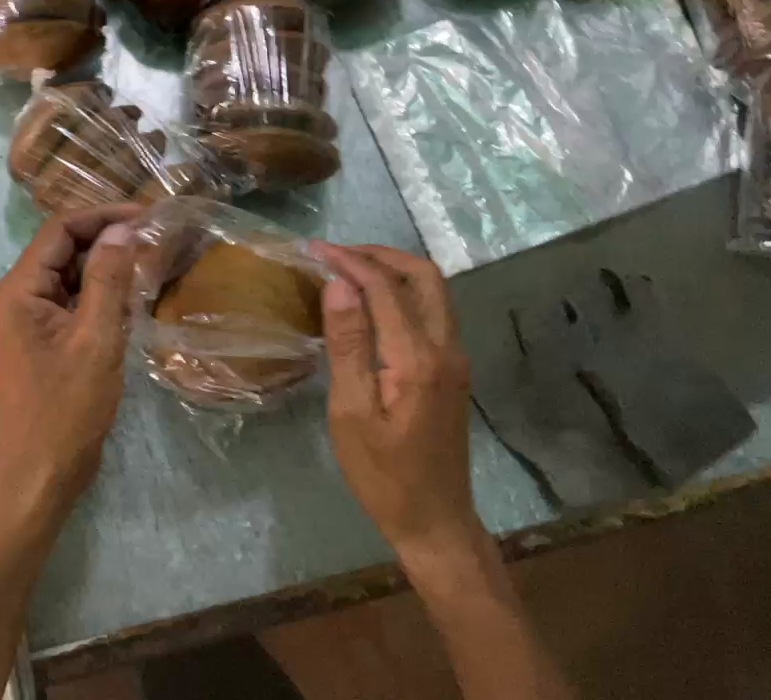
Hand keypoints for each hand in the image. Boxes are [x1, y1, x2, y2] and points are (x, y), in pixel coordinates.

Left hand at [0, 205, 140, 516]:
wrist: (42, 471)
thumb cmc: (66, 407)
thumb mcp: (95, 339)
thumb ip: (108, 279)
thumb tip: (123, 229)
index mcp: (22, 288)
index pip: (61, 229)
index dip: (103, 215)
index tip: (147, 215)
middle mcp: (22, 295)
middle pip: (66, 248)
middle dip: (108, 237)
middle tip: (156, 236)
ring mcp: (34, 319)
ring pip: (73, 274)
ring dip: (108, 265)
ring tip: (152, 260)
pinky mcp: (49, 339)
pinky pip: (77, 301)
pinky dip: (104, 293)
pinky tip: (135, 296)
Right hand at [315, 244, 479, 556]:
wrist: (435, 520)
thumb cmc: (382, 475)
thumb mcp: (352, 413)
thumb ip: (348, 344)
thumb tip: (339, 285)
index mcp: (418, 357)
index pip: (385, 287)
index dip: (349, 262)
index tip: (314, 250)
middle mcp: (446, 347)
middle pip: (423, 275)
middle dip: (379, 255)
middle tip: (336, 255)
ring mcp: (456, 357)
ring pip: (433, 290)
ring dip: (394, 270)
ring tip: (350, 271)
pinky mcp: (454, 369)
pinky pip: (434, 311)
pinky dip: (404, 292)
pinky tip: (373, 304)